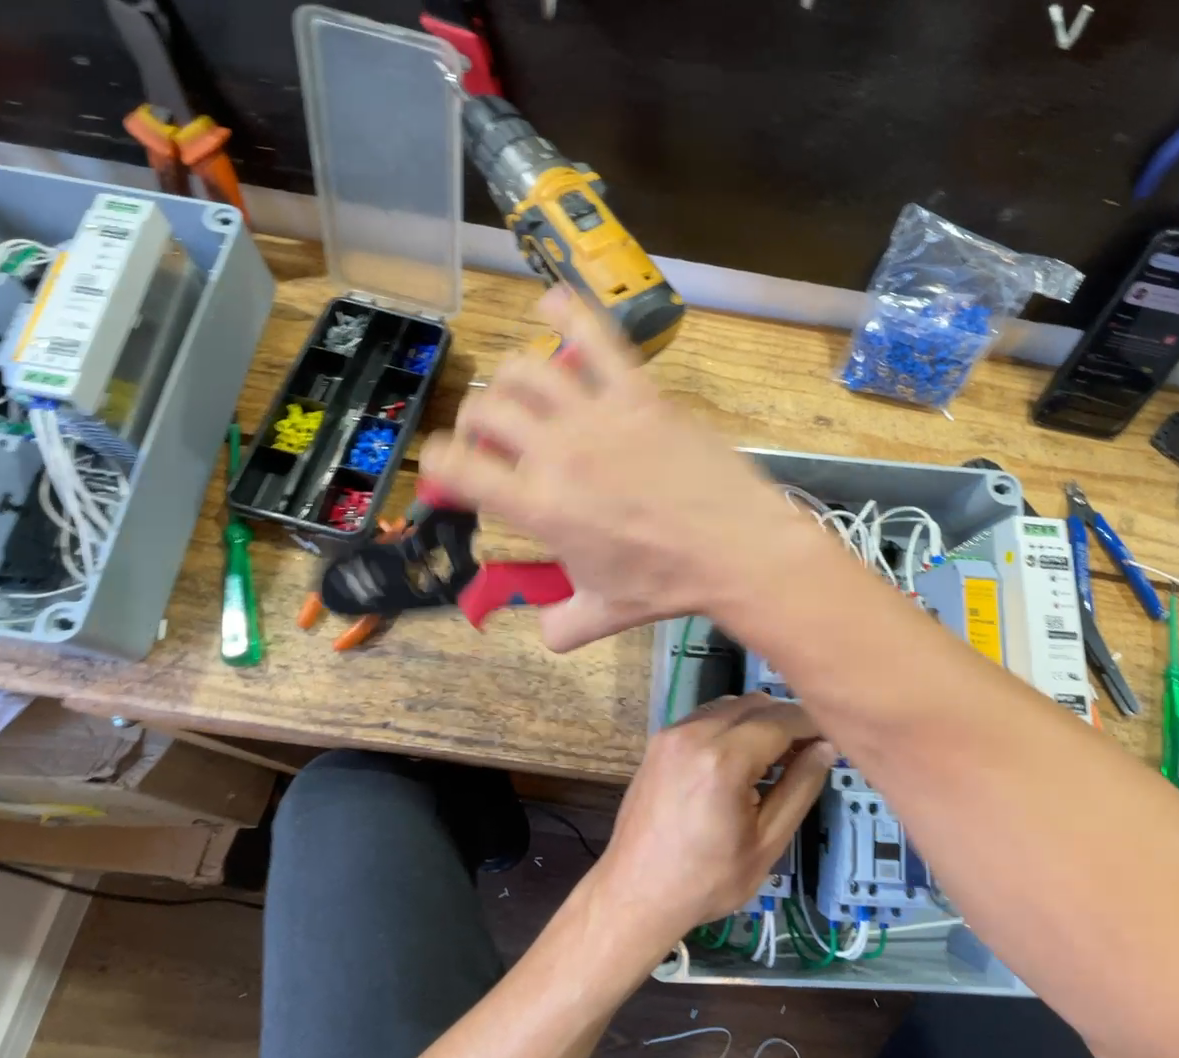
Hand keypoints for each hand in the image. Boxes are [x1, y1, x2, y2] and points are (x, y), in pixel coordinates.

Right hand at [420, 288, 818, 650]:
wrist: (737, 548)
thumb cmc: (668, 581)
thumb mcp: (605, 613)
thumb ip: (562, 624)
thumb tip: (545, 634)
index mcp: (539, 506)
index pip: (458, 468)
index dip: (440, 464)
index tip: (447, 467)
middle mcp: (556, 452)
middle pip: (485, 411)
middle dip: (474, 422)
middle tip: (490, 436)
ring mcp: (597, 416)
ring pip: (526, 370)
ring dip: (508, 377)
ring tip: (516, 389)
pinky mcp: (638, 393)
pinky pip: (597, 340)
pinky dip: (568, 314)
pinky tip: (551, 302)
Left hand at [586, 695, 836, 947]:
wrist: (636, 892)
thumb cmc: (707, 879)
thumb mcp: (767, 842)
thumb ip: (799, 788)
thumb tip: (826, 748)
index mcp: (724, 759)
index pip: (782, 719)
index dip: (813, 724)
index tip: (834, 737)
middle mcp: (695, 733)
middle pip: (756, 703)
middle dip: (787, 719)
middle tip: (808, 750)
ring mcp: (672, 733)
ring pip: (730, 704)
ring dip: (758, 719)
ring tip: (776, 757)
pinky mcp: (659, 741)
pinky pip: (705, 716)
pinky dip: (730, 725)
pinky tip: (740, 758)